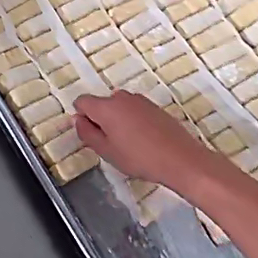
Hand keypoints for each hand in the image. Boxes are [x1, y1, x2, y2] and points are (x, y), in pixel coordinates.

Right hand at [74, 91, 232, 194]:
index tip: (91, 135)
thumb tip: (77, 119)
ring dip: (117, 120)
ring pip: (119, 107)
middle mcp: (122, 97)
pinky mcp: (155, 107)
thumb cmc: (139, 158)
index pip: (82, 101)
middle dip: (100, 119)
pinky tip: (143, 140)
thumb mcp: (106, 151)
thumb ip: (87, 133)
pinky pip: (134, 110)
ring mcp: (140, 100)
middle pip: (101, 104)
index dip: (82, 117)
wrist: (181, 159)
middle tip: (110, 143)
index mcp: (106, 107)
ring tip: (128, 144)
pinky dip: (133, 121)